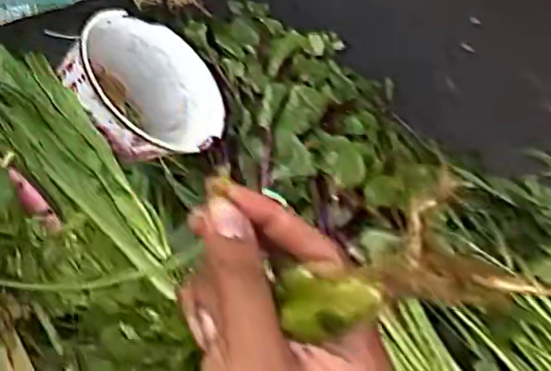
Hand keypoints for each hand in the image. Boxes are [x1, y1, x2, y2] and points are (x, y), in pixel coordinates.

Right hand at [179, 184, 390, 370]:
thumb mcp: (254, 356)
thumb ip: (239, 280)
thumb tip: (223, 205)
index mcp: (348, 338)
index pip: (318, 253)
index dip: (271, 217)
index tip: (221, 195)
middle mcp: (321, 337)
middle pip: (273, 263)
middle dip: (232, 263)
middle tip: (201, 250)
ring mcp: (285, 347)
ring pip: (243, 284)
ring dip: (216, 296)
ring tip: (212, 336)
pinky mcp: (255, 354)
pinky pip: (228, 310)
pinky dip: (210, 315)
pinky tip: (208, 341)